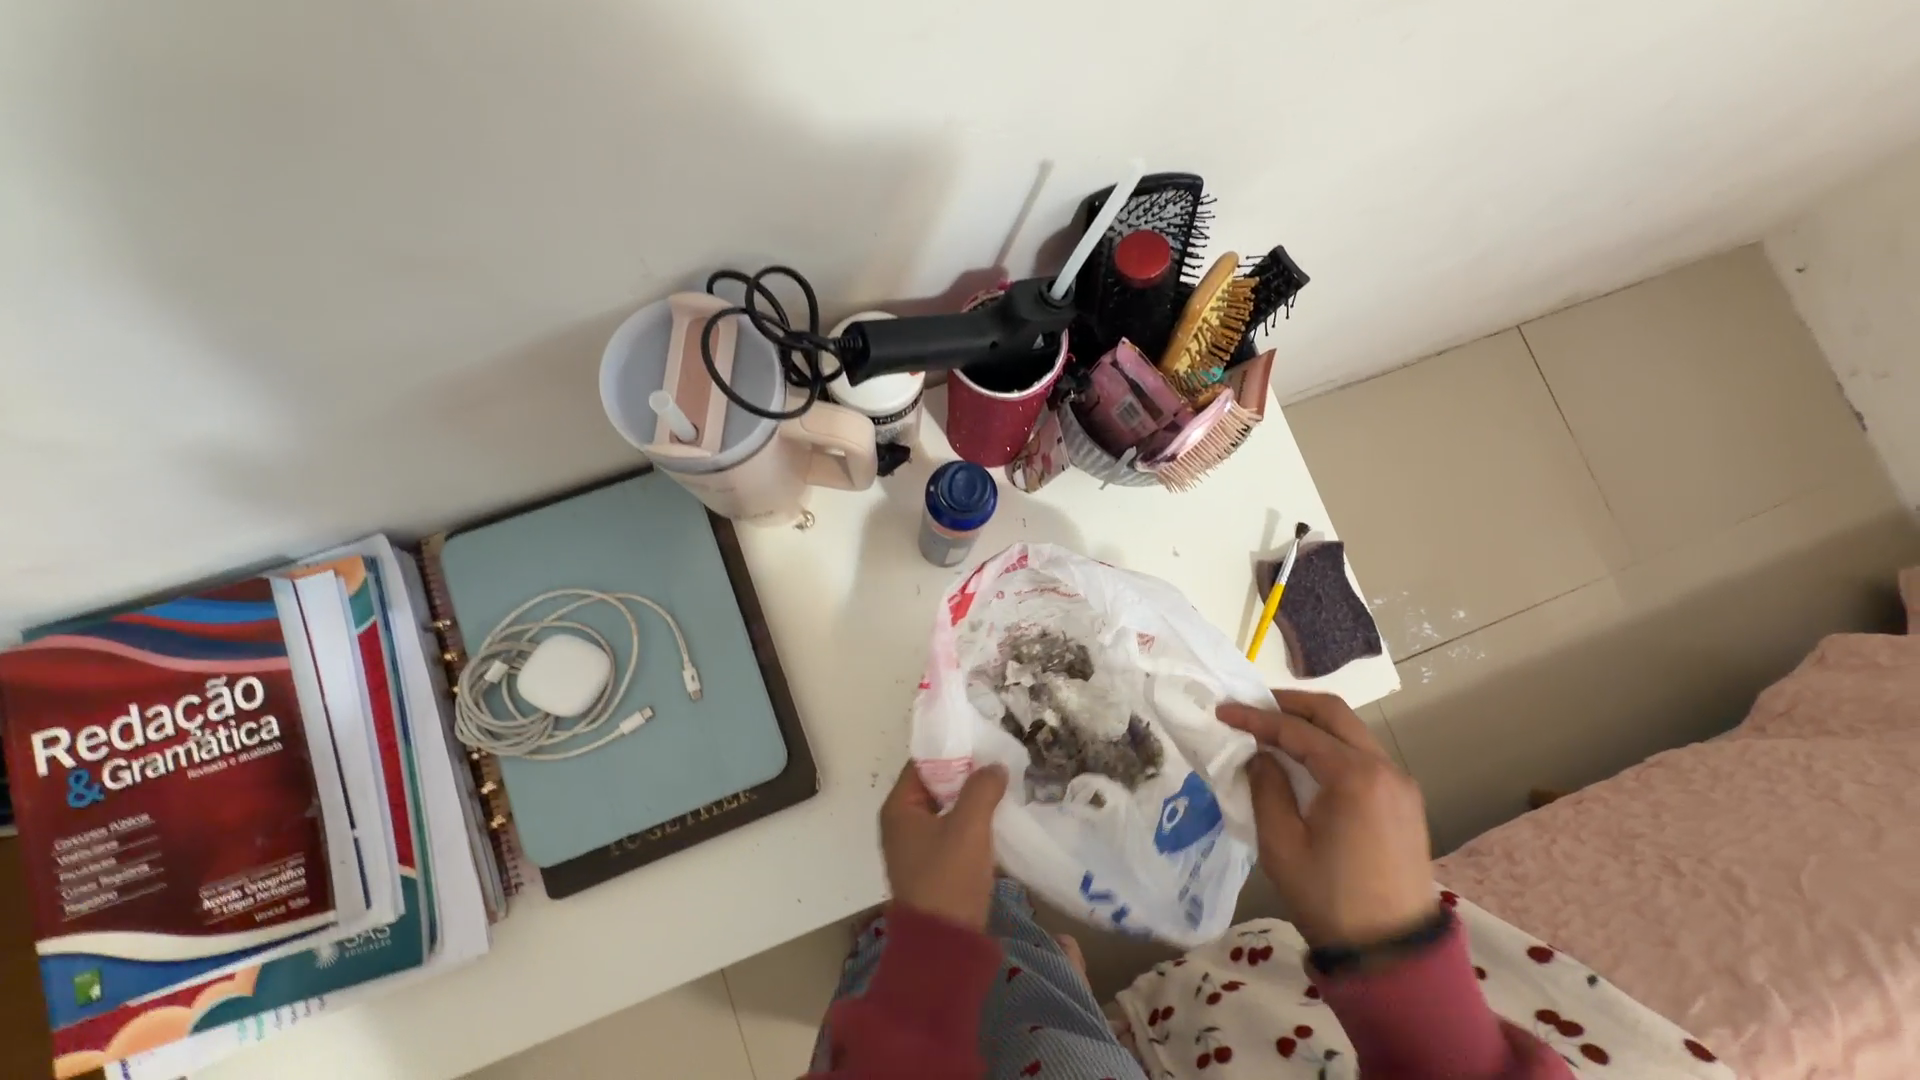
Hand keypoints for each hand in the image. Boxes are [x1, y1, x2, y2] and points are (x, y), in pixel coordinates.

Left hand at [879, 762, 1007, 930]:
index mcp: (899, 808)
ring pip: (947, 809)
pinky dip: (972, 822)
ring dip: (972, 799)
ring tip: (1003, 785)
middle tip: (998, 762)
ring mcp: (917, 847)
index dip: (951, 752)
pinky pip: (953, 831)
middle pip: (935, 785)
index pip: (923, 764)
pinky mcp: (934, 866)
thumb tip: (994, 767)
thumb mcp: (969, 827)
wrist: (944, 946)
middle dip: (966, 775)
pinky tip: (998, 817)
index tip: (982, 743)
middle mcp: (902, 823)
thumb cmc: (948, 878)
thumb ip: (982, 789)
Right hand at [1218, 690, 1436, 949]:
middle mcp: (1384, 768)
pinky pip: (1363, 755)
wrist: (1392, 952)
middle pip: (1334, 714)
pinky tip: (1305, 759)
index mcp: (1354, 776)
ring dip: (1311, 723)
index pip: (1297, 730)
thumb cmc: (1328, 897)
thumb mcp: (1281, 843)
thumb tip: (1260, 756)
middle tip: (1251, 706)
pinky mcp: (1403, 801)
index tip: (1222, 711)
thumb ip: (1266, 787)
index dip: (1255, 717)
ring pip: (1351, 732)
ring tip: (1272, 729)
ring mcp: (1400, 784)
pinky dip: (1331, 745)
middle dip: (1289, 704)